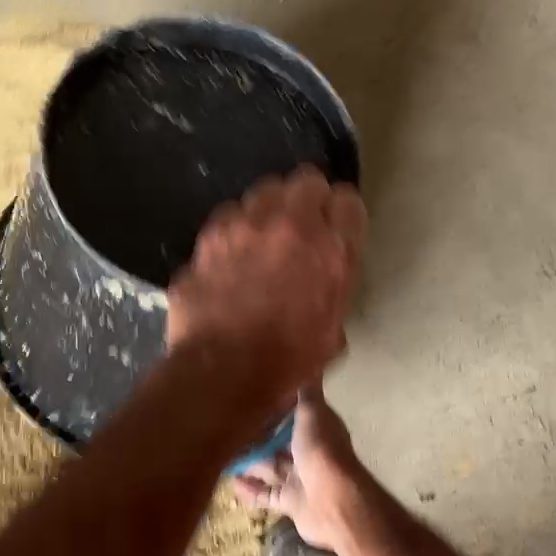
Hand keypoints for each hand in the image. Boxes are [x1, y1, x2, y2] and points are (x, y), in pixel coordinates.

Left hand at [166, 165, 364, 406]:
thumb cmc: (284, 365)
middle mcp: (290, 227)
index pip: (348, 202)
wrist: (221, 374)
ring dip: (268, 210)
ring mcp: (243, 226)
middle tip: (301, 226)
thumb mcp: (331, 334)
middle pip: (307, 180)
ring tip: (262, 239)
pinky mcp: (208, 237)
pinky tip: (230, 257)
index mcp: (331, 252)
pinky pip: (227, 218)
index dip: (341, 216)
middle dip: (307, 199)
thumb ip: (332, 291)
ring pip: (263, 192)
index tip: (334, 229)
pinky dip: (233, 231)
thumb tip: (323, 281)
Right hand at [234, 386, 364, 551]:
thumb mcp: (312, 412)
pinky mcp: (290, 502)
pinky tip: (230, 481)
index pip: (294, 412)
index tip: (248, 396)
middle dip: (256, 435)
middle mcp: (309, 451)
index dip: (274, 406)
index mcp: (317, 427)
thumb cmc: (321, 450)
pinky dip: (250, 489)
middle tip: (225, 426)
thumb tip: (312, 356)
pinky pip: (266, 494)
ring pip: (270, 466)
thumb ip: (306, 391)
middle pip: (278, 441)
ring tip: (219, 452)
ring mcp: (300, 478)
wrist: (332, 501)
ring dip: (249, 461)